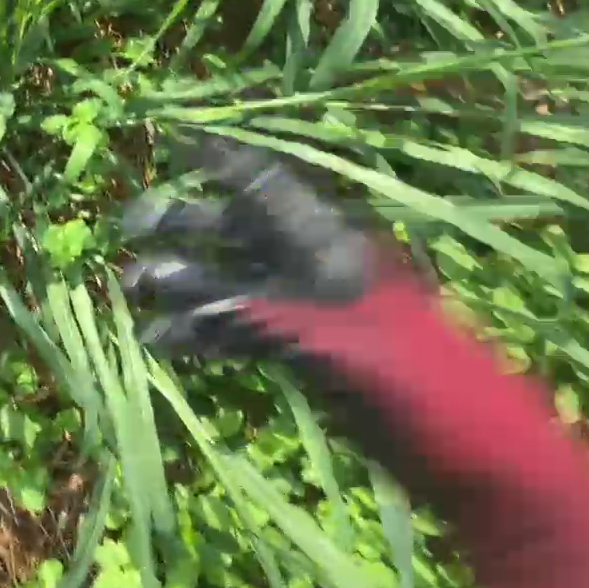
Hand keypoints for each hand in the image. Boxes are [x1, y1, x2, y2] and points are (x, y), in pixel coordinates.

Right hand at [119, 138, 383, 359]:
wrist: (462, 443)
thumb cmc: (395, 372)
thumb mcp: (314, 334)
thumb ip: (235, 305)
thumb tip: (161, 281)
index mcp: (322, 242)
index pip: (262, 184)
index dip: (219, 161)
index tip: (171, 144)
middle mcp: (304, 260)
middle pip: (228, 227)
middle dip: (173, 226)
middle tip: (126, 231)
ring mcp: (297, 302)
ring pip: (218, 277)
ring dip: (172, 285)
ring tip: (130, 296)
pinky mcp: (292, 342)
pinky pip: (228, 322)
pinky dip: (193, 330)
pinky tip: (159, 341)